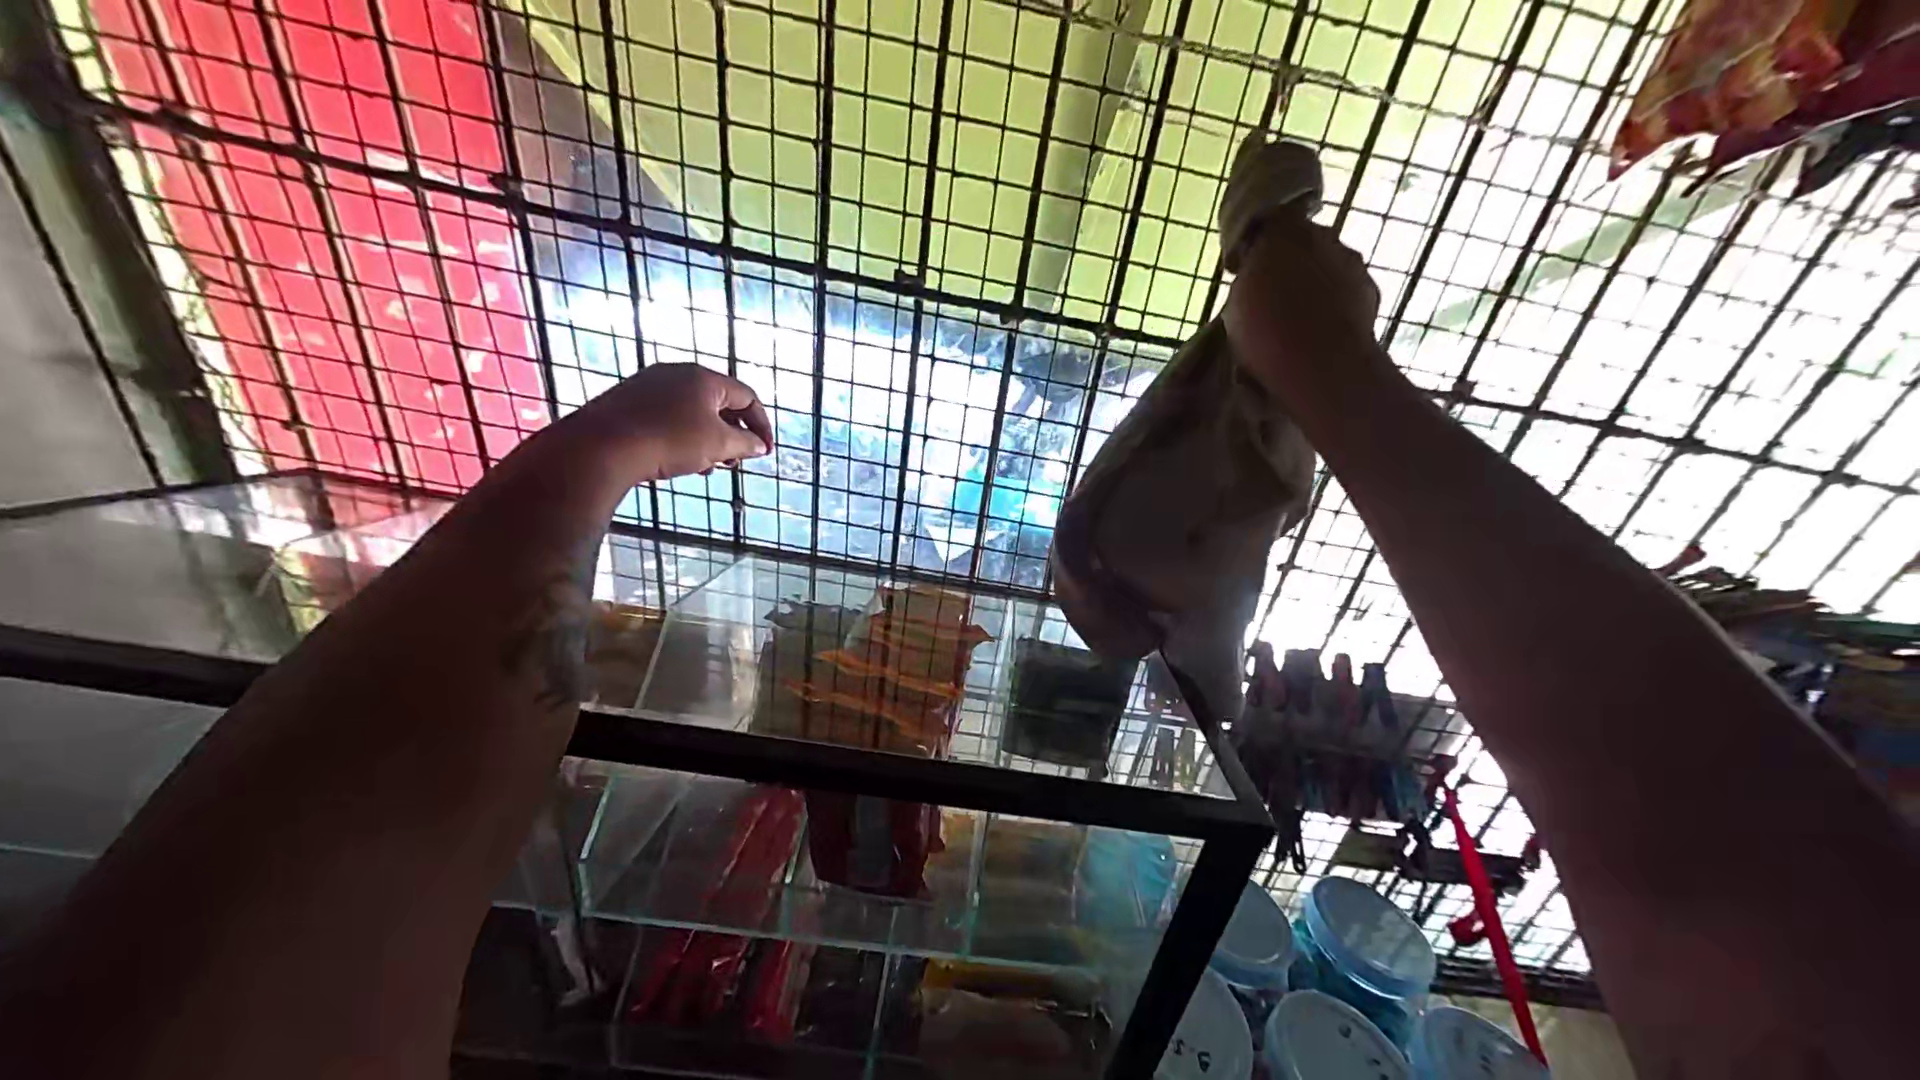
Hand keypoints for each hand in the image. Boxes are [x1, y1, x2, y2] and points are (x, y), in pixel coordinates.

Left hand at [547, 364, 773, 483]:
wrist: (603, 448)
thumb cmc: (668, 441)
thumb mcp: (718, 445)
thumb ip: (745, 443)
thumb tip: (758, 445)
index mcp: (703, 378)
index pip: (747, 397)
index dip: (762, 426)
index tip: (765, 452)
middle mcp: (677, 374)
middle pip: (720, 403)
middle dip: (734, 434)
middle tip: (737, 460)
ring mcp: (649, 386)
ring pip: (693, 412)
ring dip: (709, 439)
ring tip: (710, 465)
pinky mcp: (629, 403)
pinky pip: (669, 417)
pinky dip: (684, 437)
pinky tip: (681, 461)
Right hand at [1224, 215, 1383, 395]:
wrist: (1321, 364)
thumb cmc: (1266, 330)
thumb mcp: (1235, 305)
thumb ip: (1248, 282)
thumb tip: (1257, 278)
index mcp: (1285, 233)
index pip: (1270, 222)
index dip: (1259, 244)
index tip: (1246, 268)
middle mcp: (1325, 237)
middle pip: (1304, 244)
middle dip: (1289, 264)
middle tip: (1271, 296)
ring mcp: (1353, 264)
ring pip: (1327, 268)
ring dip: (1314, 286)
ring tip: (1296, 320)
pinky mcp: (1372, 293)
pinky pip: (1345, 294)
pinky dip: (1333, 307)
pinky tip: (1318, 334)